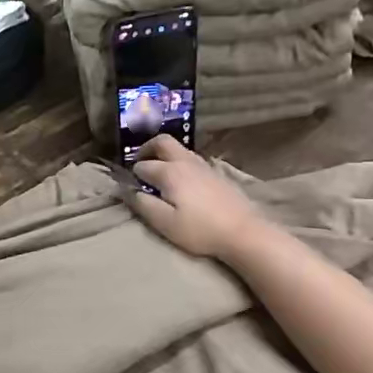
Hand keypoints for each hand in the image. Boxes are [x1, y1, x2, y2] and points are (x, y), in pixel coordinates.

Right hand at [125, 135, 273, 260]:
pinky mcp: (216, 172)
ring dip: (163, 154)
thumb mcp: (165, 223)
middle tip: (139, 164)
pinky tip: (181, 180)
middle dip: (146, 149)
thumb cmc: (200, 230)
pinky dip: (179, 161)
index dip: (132, 175)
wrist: (243, 231)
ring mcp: (203, 165)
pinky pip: (191, 158)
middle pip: (162, 142)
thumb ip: (143, 205)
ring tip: (158, 173)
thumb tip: (128, 191)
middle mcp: (185, 161)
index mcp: (169, 172)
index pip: (142, 166)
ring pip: (178, 148)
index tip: (129, 187)